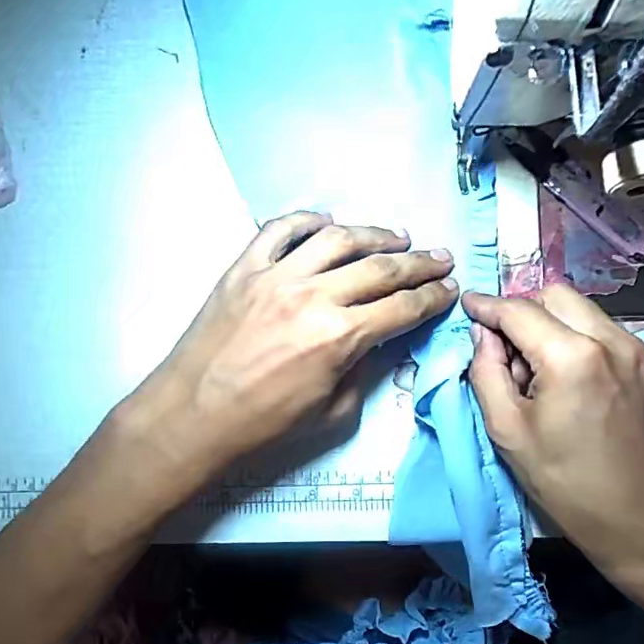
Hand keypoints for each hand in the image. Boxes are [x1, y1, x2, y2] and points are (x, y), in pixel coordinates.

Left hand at [113, 211, 456, 503]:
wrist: (193, 416)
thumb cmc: (266, 423)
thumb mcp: (333, 410)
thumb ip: (364, 369)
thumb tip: (380, 341)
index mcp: (340, 337)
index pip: (402, 308)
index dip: (433, 297)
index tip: (449, 288)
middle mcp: (314, 296)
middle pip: (381, 268)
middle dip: (420, 263)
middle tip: (441, 257)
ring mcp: (276, 276)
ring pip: (338, 239)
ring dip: (376, 234)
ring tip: (398, 236)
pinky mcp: (244, 268)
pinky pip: (280, 230)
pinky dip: (308, 220)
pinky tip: (328, 223)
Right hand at [464, 285, 643, 606]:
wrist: (640, 517)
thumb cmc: (567, 483)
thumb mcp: (509, 432)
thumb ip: (487, 373)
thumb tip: (483, 335)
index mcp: (573, 356)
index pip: (520, 310)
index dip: (487, 306)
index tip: (467, 306)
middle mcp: (609, 338)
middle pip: (554, 294)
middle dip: (522, 310)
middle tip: (503, 349)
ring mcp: (634, 348)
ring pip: (579, 308)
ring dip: (548, 323)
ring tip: (534, 370)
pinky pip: (599, 329)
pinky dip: (573, 337)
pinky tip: (563, 377)